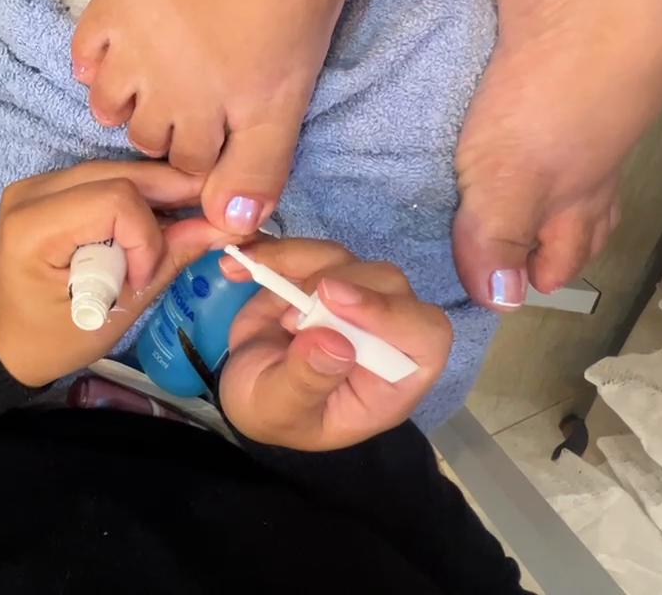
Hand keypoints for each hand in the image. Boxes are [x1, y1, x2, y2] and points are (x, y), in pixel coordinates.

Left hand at [0, 161, 224, 386]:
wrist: (10, 339)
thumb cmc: (52, 339)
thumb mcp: (112, 314)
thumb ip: (164, 264)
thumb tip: (222, 227)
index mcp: (32, 227)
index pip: (114, 201)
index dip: (147, 234)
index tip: (146, 276)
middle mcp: (30, 192)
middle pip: (117, 173)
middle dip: (168, 194)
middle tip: (209, 216)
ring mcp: (38, 183)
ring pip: (115, 168)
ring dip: (155, 192)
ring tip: (186, 217)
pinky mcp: (50, 185)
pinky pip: (104, 176)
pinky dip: (135, 194)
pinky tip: (160, 213)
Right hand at [217, 238, 451, 450]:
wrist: (243, 387)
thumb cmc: (274, 412)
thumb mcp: (281, 410)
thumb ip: (308, 382)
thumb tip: (336, 343)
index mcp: (391, 376)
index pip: (424, 333)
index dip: (389, 311)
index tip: (333, 299)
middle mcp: (381, 330)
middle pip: (387, 283)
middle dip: (337, 287)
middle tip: (290, 316)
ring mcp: (349, 297)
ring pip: (343, 258)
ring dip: (297, 264)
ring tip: (261, 288)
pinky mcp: (315, 273)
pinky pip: (304, 249)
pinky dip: (270, 251)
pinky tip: (238, 265)